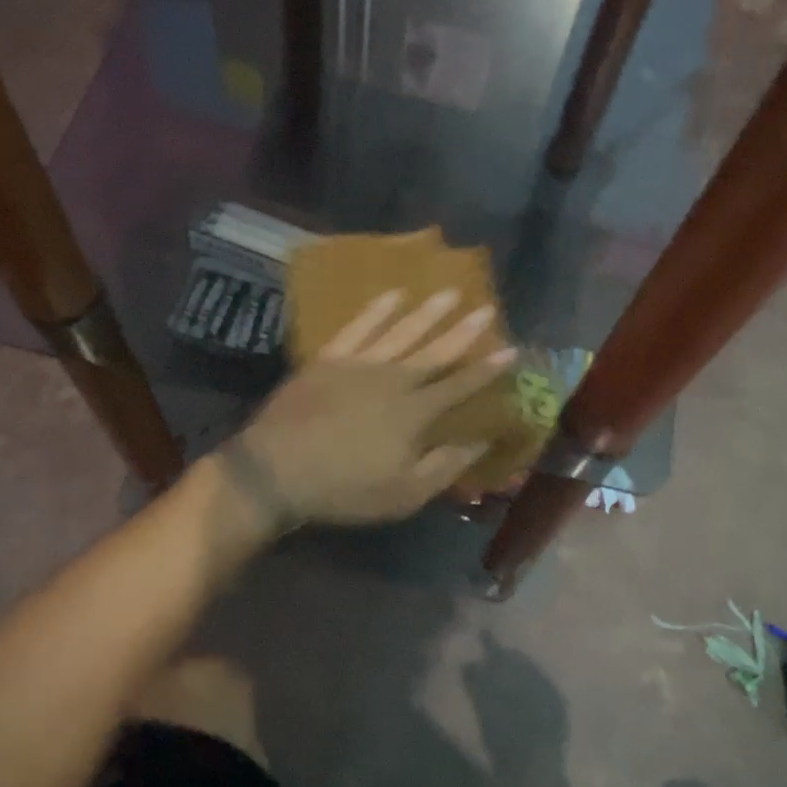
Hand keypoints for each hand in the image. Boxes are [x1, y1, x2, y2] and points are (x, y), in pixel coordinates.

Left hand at [231, 288, 515, 525]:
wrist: (276, 470)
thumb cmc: (344, 490)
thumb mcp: (404, 494)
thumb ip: (445, 466)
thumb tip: (481, 441)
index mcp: (414, 412)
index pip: (459, 386)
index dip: (487, 370)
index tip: (510, 350)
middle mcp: (392, 379)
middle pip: (434, 351)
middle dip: (463, 331)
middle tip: (487, 308)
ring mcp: (357, 364)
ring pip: (400, 332)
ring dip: (426, 313)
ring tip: (449, 293)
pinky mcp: (327, 359)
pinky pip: (357, 328)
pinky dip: (376, 311)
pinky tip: (392, 297)